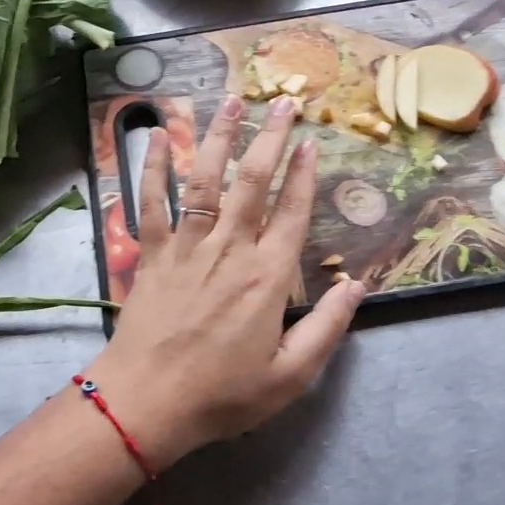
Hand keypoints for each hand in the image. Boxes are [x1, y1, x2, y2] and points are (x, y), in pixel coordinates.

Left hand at [84, 92, 366, 466]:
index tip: (311, 141)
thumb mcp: (290, 377)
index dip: (303, 174)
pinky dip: (152, 167)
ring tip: (231, 101)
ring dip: (218, 136)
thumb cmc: (223, 395)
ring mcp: (186, 246)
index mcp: (267, 278)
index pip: (291, 213)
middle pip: (252, 182)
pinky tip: (155, 136)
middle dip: (270, 137)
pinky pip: (151, 202)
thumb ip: (327, 329)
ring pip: (205, 179)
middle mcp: (229, 249)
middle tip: (282, 102)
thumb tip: (356, 286)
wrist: (147, 403)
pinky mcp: (151, 253)